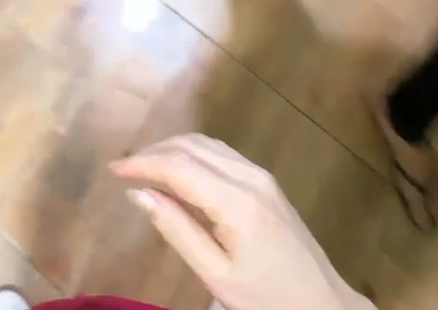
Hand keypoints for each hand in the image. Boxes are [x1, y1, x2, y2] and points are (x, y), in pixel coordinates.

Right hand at [112, 134, 374, 309]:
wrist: (324, 306)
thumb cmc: (267, 299)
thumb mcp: (217, 275)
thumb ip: (177, 230)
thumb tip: (138, 194)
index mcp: (236, 202)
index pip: (179, 166)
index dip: (143, 163)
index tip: (113, 169)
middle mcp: (249, 176)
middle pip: (192, 146)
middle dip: (154, 151)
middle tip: (124, 169)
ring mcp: (260, 174)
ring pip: (206, 144)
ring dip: (172, 149)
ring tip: (144, 167)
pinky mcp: (265, 180)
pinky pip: (220, 153)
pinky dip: (192, 153)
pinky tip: (178, 171)